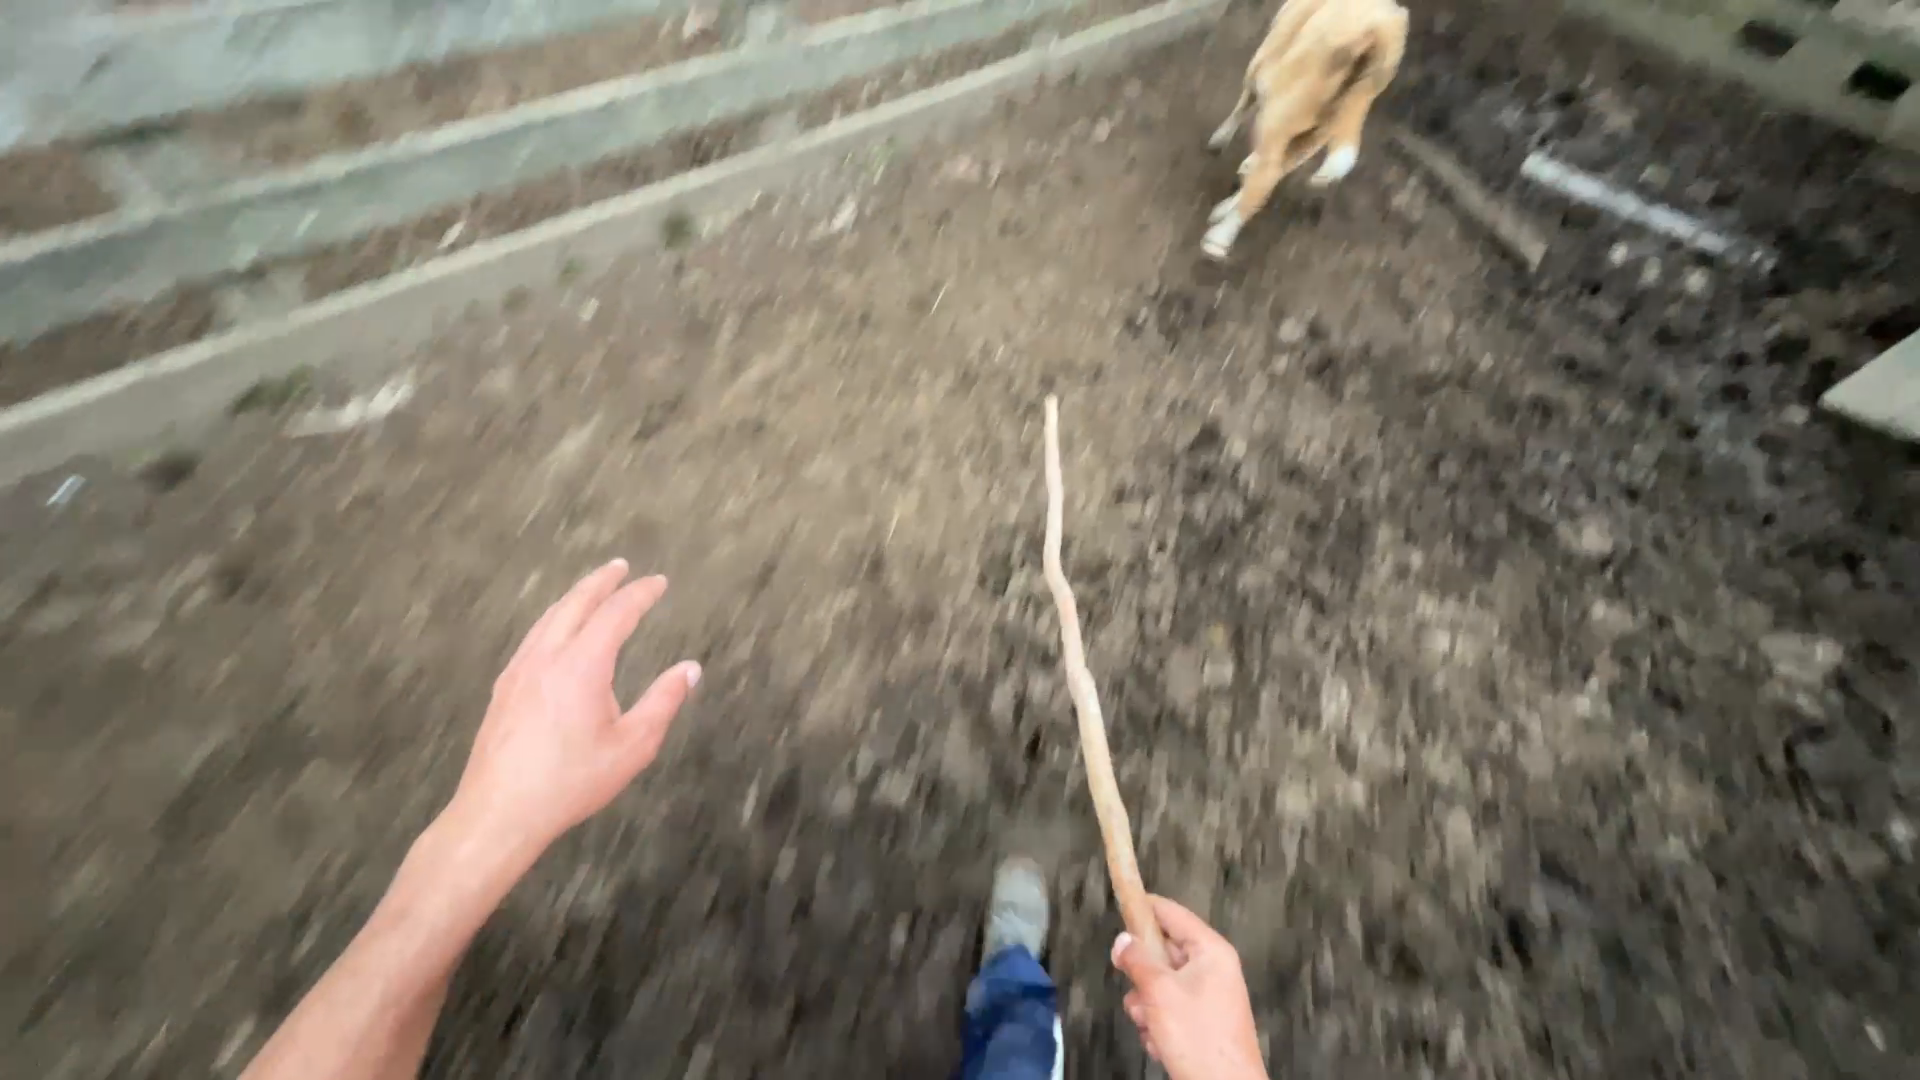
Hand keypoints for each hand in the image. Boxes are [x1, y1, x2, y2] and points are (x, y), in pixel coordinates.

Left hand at [448, 560, 700, 861]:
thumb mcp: (633, 745)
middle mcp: (546, 657)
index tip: (659, 582)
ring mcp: (518, 671)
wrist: (498, 814)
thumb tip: (690, 669)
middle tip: (622, 567)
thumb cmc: (572, 781)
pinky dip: (555, 619)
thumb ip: (664, 701)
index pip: (616, 613)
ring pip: (549, 618)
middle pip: (575, 604)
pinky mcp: (504, 688)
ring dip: (575, 597)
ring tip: (593, 590)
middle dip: (602, 581)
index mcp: (582, 665)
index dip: (640, 594)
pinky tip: (558, 631)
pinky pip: (533, 637)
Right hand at [1111, 895, 1267, 1079]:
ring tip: (1149, 1025)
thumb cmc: (1196, 1036)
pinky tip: (1159, 1043)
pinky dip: (1158, 1023)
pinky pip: (1169, 1008)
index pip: (1170, 912)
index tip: (1117, 908)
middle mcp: (1212, 968)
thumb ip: (1136, 959)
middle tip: (1135, 989)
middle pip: (1162, 951)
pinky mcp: (1202, 1024)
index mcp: (1210, 950)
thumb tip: (1122, 940)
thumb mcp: (1159, 991)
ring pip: (1161, 983)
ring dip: (1146, 1004)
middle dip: (1142, 973)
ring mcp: (1208, 998)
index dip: (1143, 907)